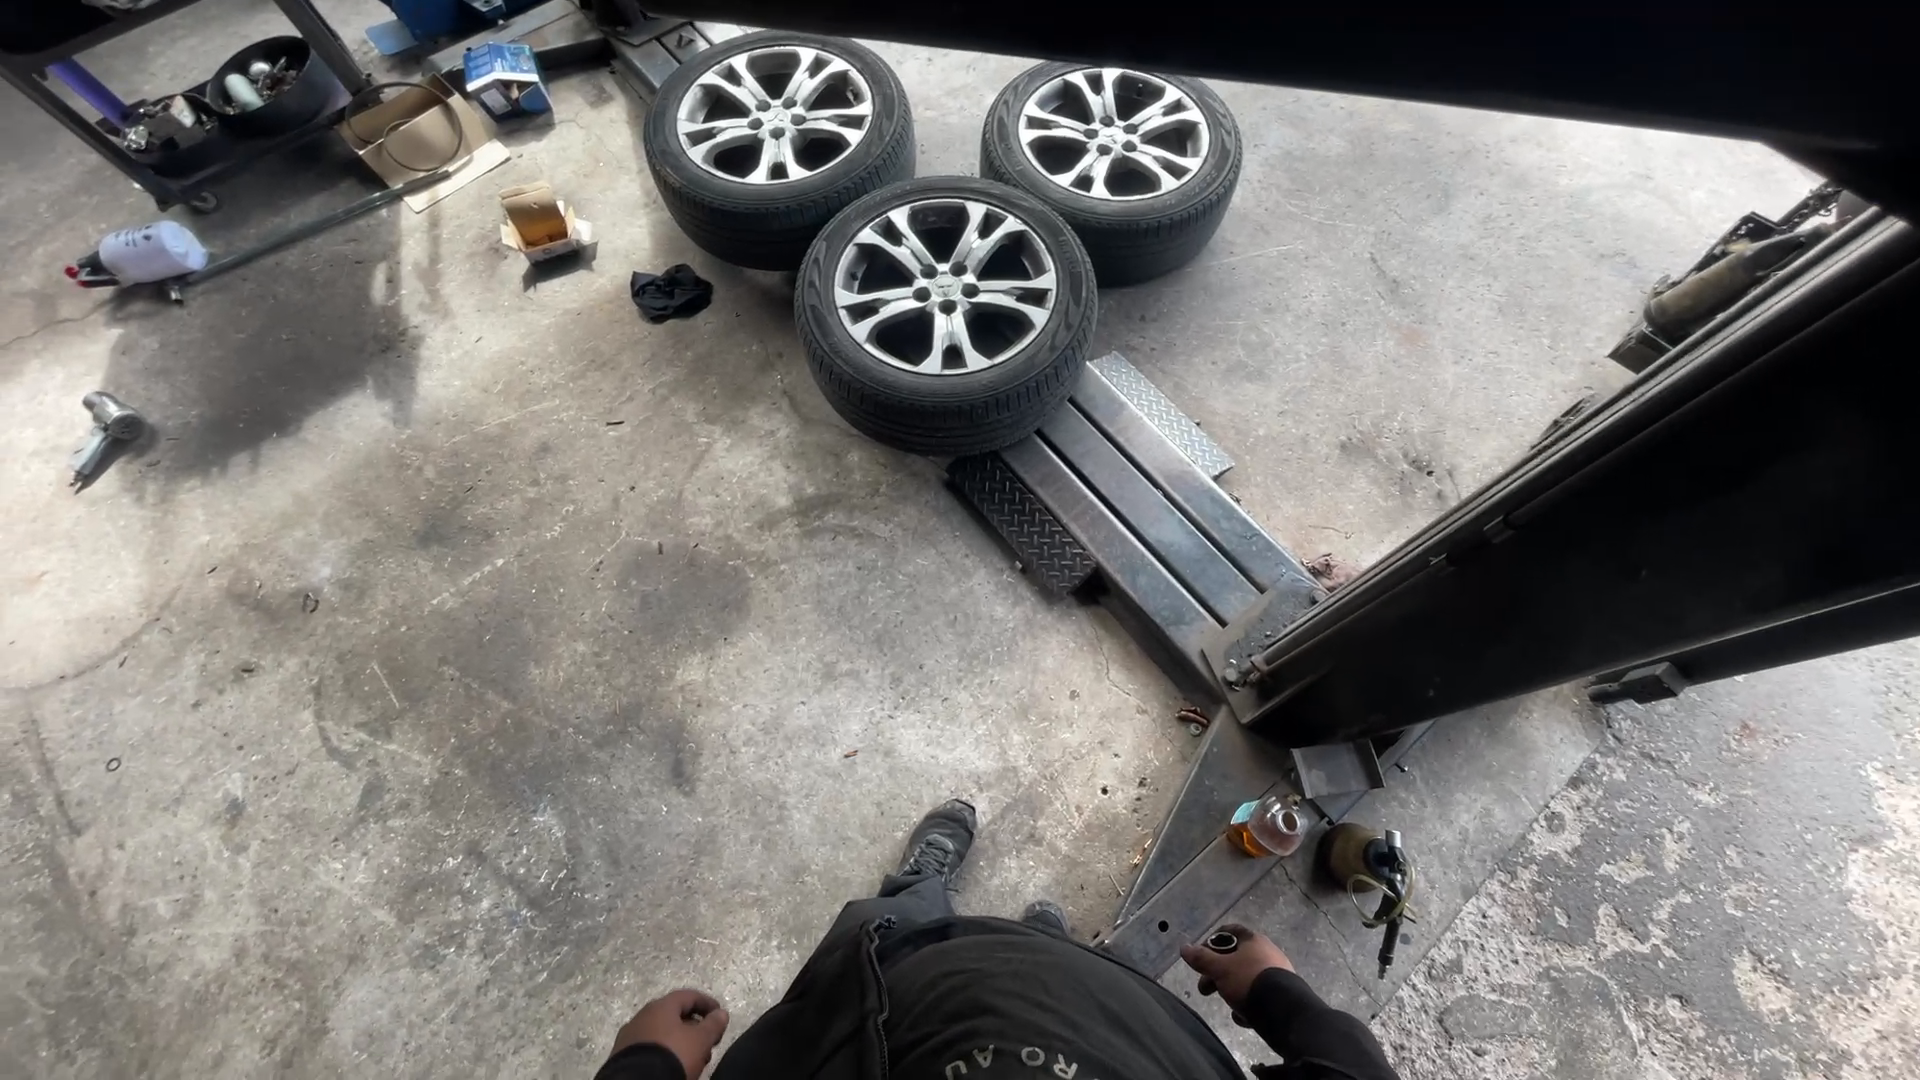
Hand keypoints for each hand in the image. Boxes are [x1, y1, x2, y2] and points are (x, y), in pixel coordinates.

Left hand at [612, 989, 730, 1079]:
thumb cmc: (672, 1056)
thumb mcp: (700, 1040)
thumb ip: (713, 1025)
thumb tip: (721, 1014)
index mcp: (661, 1006)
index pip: (689, 996)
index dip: (707, 1004)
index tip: (719, 1017)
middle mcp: (642, 1016)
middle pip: (674, 1016)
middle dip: (693, 1028)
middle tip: (707, 1043)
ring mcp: (629, 1038)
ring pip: (660, 1034)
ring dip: (678, 1042)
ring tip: (692, 1059)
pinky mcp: (620, 1059)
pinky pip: (649, 1050)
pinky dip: (663, 1053)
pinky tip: (671, 1066)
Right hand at [1178, 924, 1293, 1010]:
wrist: (1285, 1012)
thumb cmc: (1248, 980)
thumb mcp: (1219, 969)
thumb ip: (1201, 958)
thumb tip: (1184, 948)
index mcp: (1253, 940)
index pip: (1230, 930)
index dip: (1213, 940)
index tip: (1202, 955)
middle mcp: (1268, 952)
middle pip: (1236, 958)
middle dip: (1217, 972)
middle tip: (1205, 987)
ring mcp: (1279, 974)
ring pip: (1248, 977)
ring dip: (1233, 988)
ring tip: (1226, 1003)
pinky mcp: (1285, 995)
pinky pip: (1261, 995)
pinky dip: (1249, 1002)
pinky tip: (1243, 1016)